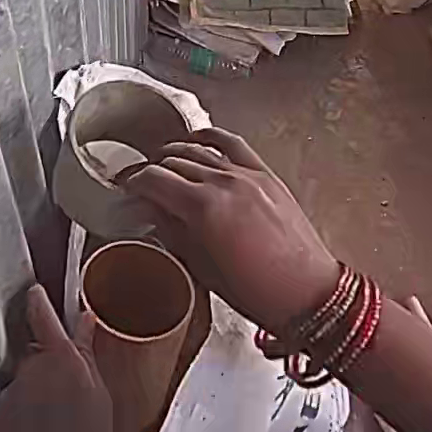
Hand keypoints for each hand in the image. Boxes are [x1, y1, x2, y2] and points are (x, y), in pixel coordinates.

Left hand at [0, 285, 111, 431]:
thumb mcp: (101, 409)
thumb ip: (88, 360)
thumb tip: (83, 322)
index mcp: (61, 365)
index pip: (44, 320)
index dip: (39, 305)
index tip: (34, 292)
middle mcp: (25, 378)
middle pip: (34, 363)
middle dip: (46, 375)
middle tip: (70, 411)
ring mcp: (2, 406)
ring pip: (20, 393)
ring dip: (33, 406)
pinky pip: (5, 420)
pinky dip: (17, 430)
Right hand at [120, 127, 338, 334]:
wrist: (306, 293)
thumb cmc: (256, 290)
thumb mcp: (200, 266)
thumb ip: (171, 230)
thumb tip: (151, 210)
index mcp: (203, 208)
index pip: (154, 179)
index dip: (133, 181)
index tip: (125, 187)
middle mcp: (223, 183)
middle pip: (173, 162)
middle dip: (150, 170)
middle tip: (140, 182)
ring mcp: (246, 175)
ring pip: (198, 150)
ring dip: (174, 153)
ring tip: (162, 164)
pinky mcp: (265, 174)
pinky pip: (232, 144)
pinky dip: (210, 137)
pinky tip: (196, 140)